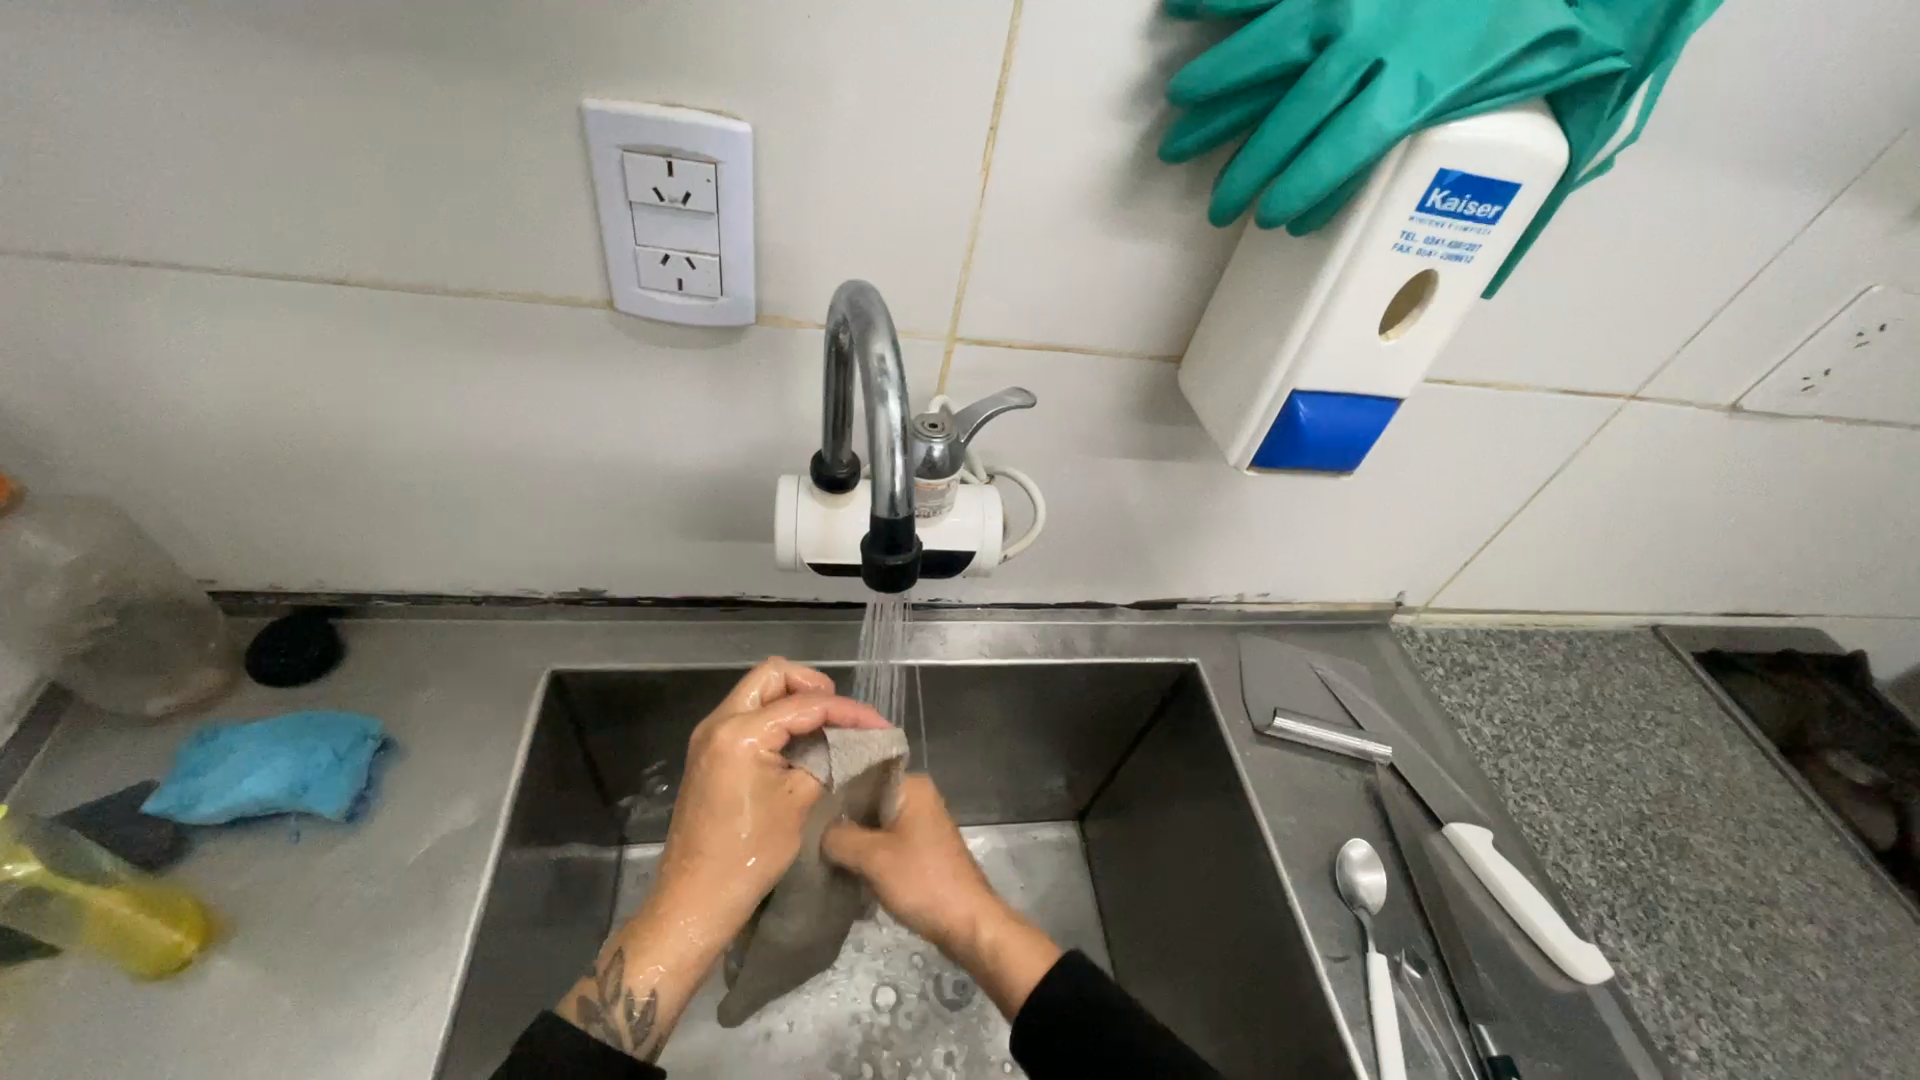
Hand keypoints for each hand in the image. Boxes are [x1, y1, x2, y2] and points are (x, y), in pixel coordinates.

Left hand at [557, 658, 888, 1060]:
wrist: (697, 898)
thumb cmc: (750, 853)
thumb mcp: (798, 801)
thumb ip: (827, 759)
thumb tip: (852, 741)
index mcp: (740, 731)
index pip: (805, 703)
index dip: (847, 710)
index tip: (878, 724)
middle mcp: (719, 722)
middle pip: (773, 675)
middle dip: (813, 687)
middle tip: (842, 715)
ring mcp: (710, 737)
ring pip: (759, 692)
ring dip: (795, 701)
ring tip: (829, 728)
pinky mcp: (710, 754)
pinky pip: (749, 716)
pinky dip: (779, 719)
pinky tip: (804, 744)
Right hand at [824, 775, 1062, 1016]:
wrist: (967, 923)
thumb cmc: (922, 881)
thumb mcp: (872, 857)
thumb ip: (838, 836)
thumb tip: (815, 828)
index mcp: (911, 785)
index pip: (862, 773)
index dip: (832, 788)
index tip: (804, 804)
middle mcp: (918, 797)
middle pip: (866, 799)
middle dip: (840, 818)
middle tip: (804, 830)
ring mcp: (920, 824)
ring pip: (873, 824)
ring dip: (851, 839)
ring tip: (816, 850)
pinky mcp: (919, 849)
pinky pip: (884, 843)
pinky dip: (866, 854)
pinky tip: (841, 866)